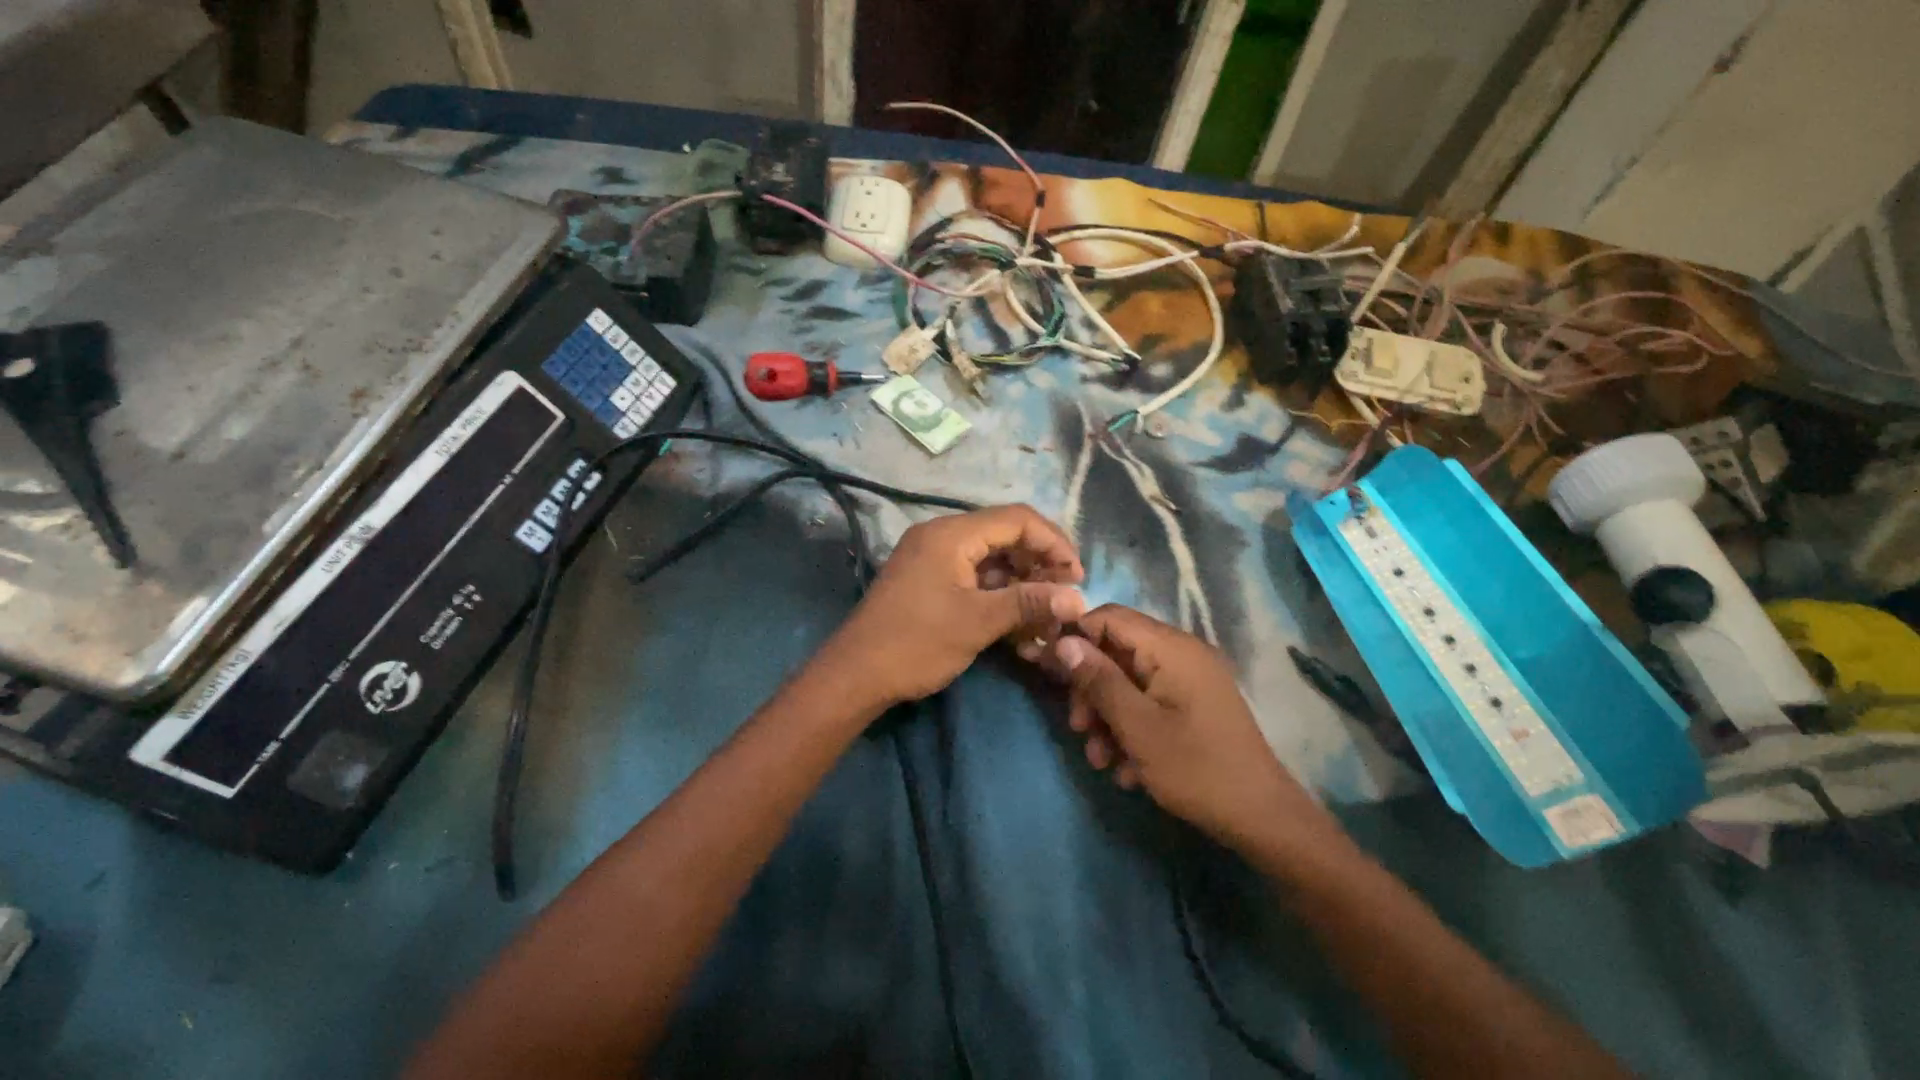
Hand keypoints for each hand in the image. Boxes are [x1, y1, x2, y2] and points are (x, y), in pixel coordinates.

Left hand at [817, 504, 1086, 709]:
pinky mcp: (927, 581)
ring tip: (1046, 615)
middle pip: (1005, 536)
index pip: (1017, 519)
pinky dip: (998, 595)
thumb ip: (1029, 603)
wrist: (856, 675)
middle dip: (1040, 564)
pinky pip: (973, 577)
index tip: (1078, 577)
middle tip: (1064, 597)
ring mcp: (932, 559)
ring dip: (1021, 583)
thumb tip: (1077, 598)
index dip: (1054, 543)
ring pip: (991, 559)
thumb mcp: (978, 622)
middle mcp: (941, 536)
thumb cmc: (917, 642)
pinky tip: (1018, 624)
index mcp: (951, 534)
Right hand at [1043, 605, 1345, 855]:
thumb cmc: (1195, 767)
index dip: (1076, 638)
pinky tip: (1128, 770)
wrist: (1260, 816)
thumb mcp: (1137, 726)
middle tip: (1079, 729)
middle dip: (1091, 690)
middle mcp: (1183, 654)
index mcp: (1171, 648)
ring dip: (1108, 718)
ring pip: (1131, 683)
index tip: (1052, 674)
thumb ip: (1098, 680)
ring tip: (1102, 760)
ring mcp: (1192, 681)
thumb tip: (1064, 641)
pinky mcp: (1196, 707)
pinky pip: (1152, 703)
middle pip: (1118, 652)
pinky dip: (1134, 730)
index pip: (1109, 617)